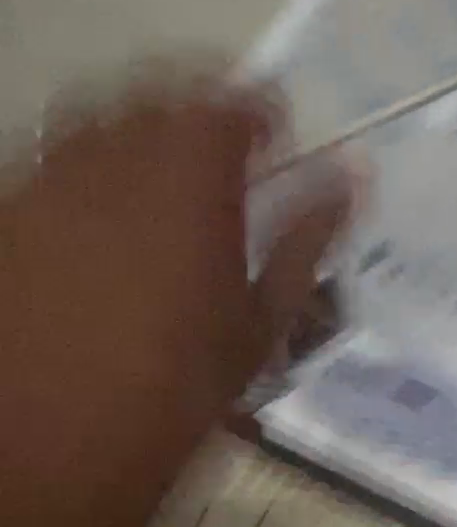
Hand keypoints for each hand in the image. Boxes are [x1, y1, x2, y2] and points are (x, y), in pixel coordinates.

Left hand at [0, 72, 353, 526]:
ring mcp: (48, 186)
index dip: (252, 106)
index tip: (282, 113)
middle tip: (237, 122)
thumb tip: (352, 182)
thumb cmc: (191, 381)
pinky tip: (122, 180)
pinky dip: (95, 147)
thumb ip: (309, 239)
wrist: (66, 427)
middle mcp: (109, 176)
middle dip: (195, 100)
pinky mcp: (10, 209)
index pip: (220, 119)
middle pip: (148, 100)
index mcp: (189, 200)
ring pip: (93, 116)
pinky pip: (52, 149)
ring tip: (182, 142)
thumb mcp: (268, 316)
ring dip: (142, 116)